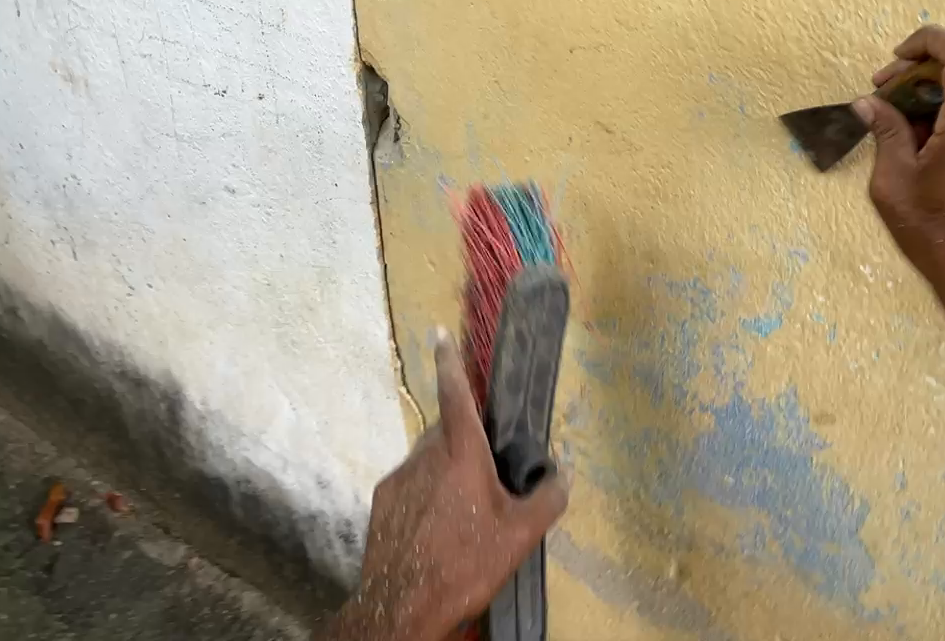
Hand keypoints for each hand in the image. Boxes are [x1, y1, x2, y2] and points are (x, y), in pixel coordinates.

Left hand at [335, 329, 569, 640]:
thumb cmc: (465, 563)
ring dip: (445, 469)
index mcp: (461, 452)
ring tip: (462, 510)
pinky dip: (426, 493)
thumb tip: (562, 477)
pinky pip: (410, 484)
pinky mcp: (382, 503)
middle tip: (484, 472)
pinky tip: (436, 528)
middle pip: (446, 430)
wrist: (401, 610)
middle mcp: (426, 456)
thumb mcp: (520, 536)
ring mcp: (399, 479)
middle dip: (464, 439)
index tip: (439, 334)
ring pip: (428, 457)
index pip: (455, 394)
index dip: (449, 361)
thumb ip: (548, 499)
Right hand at [855, 26, 944, 296]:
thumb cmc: (935, 231)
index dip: (928, 41)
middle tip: (880, 91)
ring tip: (894, 119)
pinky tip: (918, 139)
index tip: (894, 58)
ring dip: (930, 92)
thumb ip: (885, 132)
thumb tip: (868, 103)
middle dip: (918, 70)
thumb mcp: (894, 181)